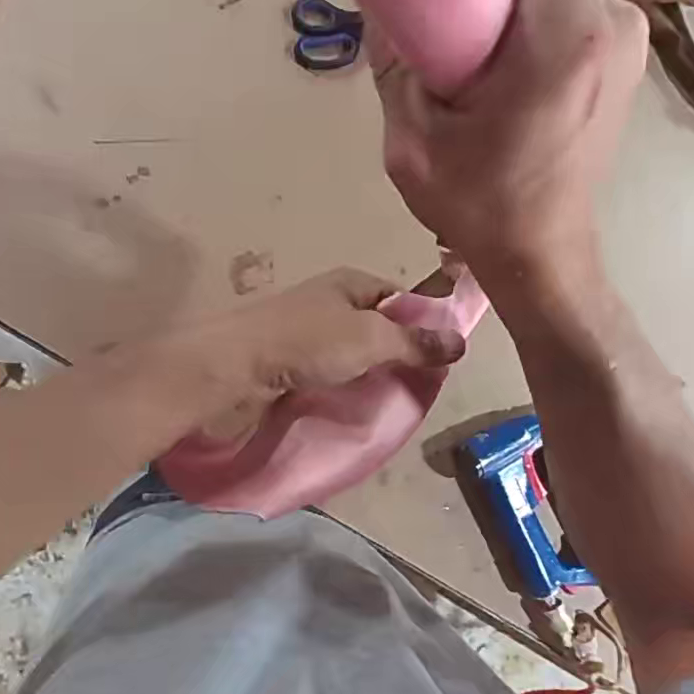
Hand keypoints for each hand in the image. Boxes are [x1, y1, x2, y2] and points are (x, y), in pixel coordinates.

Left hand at [193, 268, 465, 407]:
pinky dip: (342, 391)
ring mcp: (305, 336)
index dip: (422, 322)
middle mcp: (328, 304)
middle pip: (376, 329)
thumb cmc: (306, 343)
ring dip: (368, 378)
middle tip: (418, 387)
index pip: (399, 297)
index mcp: (349, 283)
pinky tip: (353, 409)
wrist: (232, 370)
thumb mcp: (370, 338)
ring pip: (352, 357)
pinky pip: (328, 377)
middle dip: (396, 356)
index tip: (440, 356)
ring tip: (389, 403)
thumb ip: (414, 341)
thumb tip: (461, 342)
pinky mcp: (288, 366)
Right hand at [369, 0, 648, 292]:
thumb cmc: (478, 209)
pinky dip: (534, 26)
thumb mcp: (410, 141)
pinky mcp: (623, 59)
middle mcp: (613, 23)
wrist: (541, 257)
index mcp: (564, 36)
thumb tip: (387, 2)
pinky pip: (571, 6)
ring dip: (512, 2)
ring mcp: (628, 41)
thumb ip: (393, 59)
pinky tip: (508, 84)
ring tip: (478, 70)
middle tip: (453, 31)